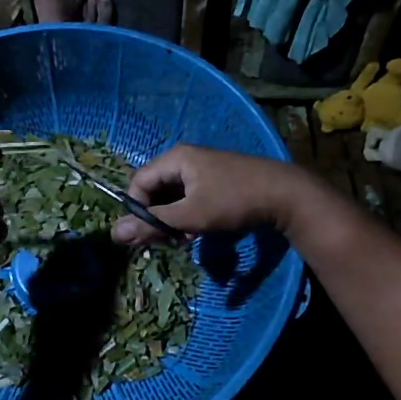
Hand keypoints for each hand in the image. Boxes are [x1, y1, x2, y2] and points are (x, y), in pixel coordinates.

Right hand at [111, 145, 315, 244]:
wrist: (286, 195)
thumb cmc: (234, 201)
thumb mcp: (190, 216)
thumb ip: (152, 223)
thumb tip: (114, 233)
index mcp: (175, 158)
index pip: (138, 183)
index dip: (137, 210)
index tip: (147, 235)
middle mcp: (185, 158)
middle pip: (154, 189)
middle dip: (156, 217)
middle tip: (166, 241)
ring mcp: (202, 168)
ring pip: (172, 196)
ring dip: (172, 219)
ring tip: (182, 239)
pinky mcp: (215, 180)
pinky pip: (189, 197)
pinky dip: (187, 215)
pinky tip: (195, 232)